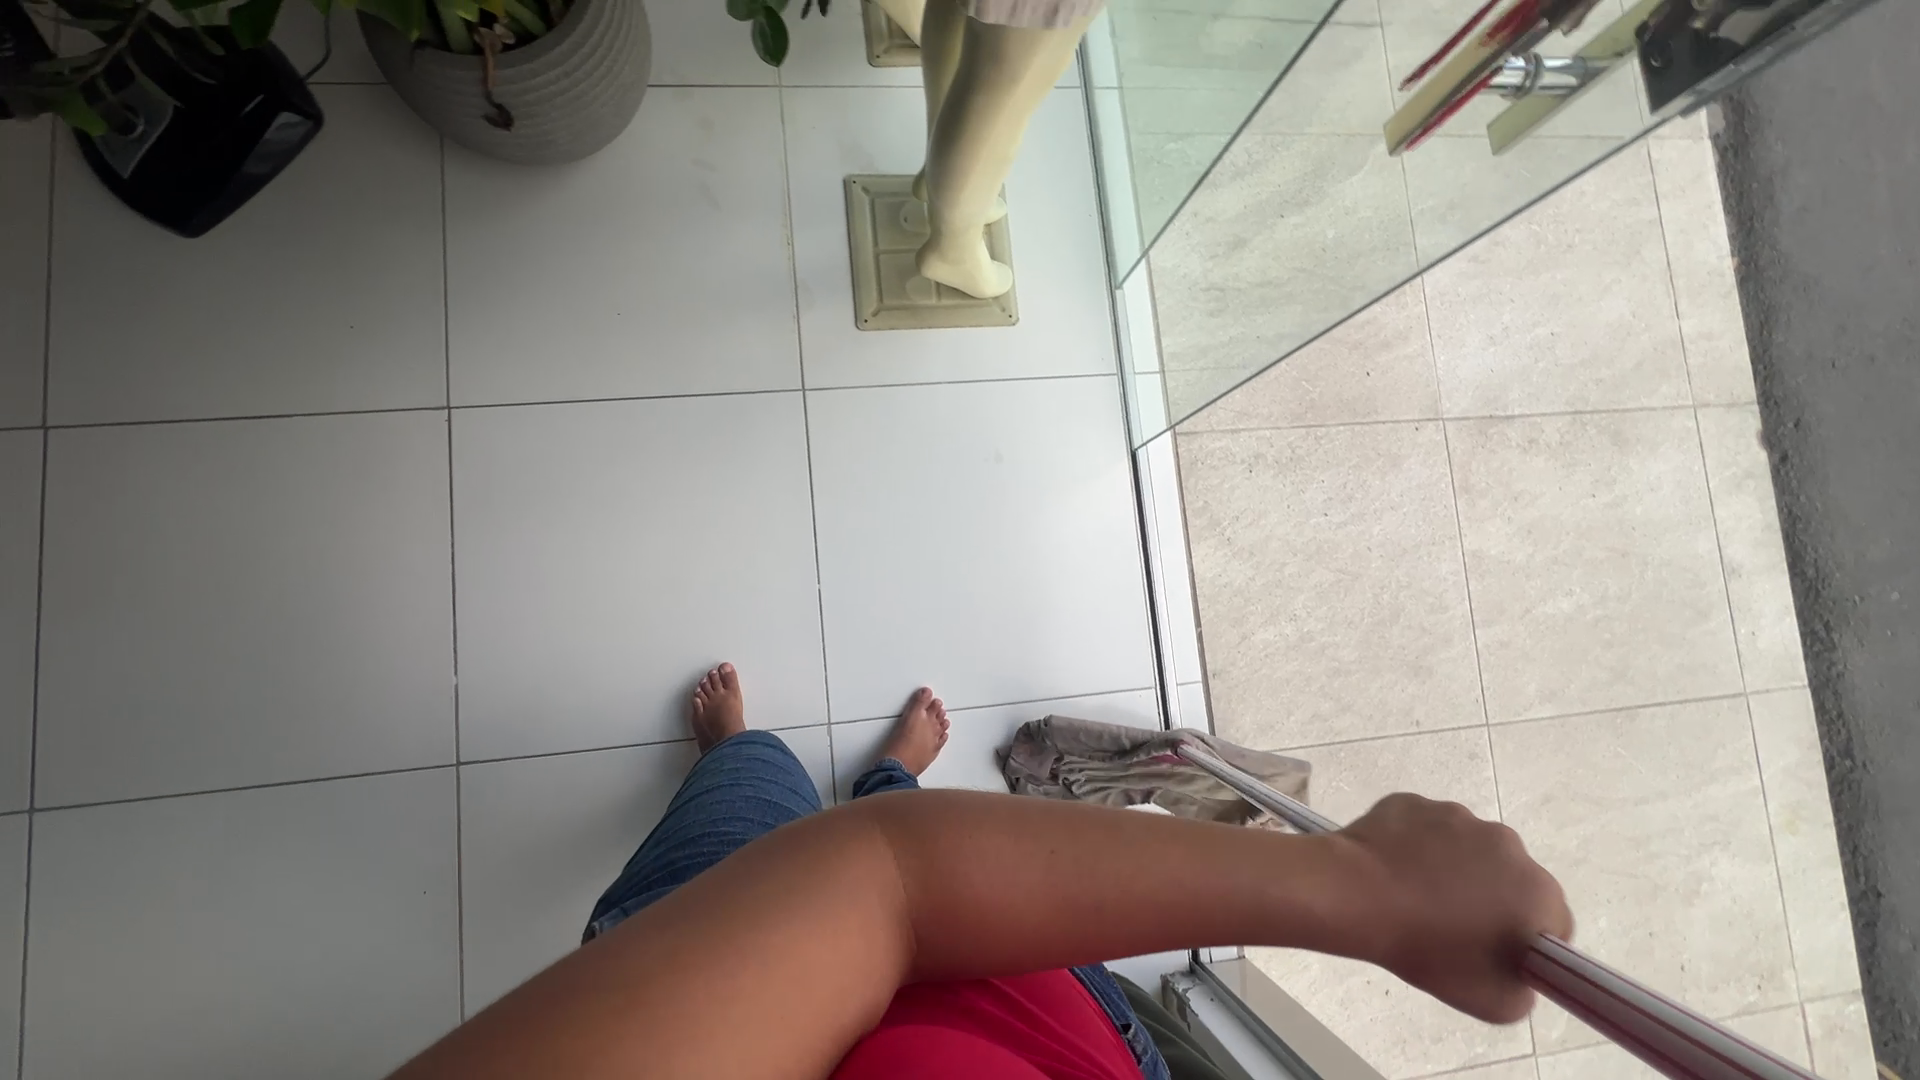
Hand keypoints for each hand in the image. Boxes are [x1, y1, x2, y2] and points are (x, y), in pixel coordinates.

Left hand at [1329, 793, 1572, 1024]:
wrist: (1355, 894)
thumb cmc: (1427, 950)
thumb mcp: (1498, 1002)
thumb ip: (1526, 985)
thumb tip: (1518, 965)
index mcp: (1537, 889)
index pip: (1551, 920)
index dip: (1527, 940)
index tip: (1495, 950)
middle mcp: (1504, 842)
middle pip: (1509, 876)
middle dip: (1489, 897)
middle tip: (1449, 921)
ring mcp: (1453, 814)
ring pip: (1464, 846)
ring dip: (1450, 865)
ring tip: (1414, 891)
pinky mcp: (1411, 801)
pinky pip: (1422, 826)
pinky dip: (1413, 842)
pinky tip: (1392, 865)